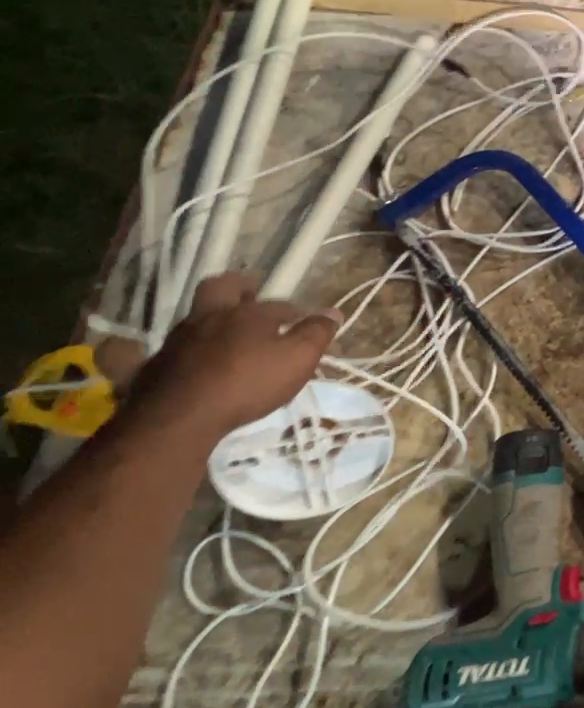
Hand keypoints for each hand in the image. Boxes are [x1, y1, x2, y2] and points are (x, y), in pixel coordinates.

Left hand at [105, 273, 340, 436]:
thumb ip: (317, 333)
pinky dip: (131, 349)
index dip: (295, 311)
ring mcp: (173, 342)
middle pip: (220, 287)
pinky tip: (137, 351)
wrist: (181, 420)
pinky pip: (128, 352)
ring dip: (204, 320)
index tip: (307, 323)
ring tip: (219, 334)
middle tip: (251, 297)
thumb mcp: (300, 359)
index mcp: (248, 314)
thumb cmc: (249, 384)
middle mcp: (208, 319)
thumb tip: (332, 311)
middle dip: (237, 287)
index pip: (278, 304)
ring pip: (188, 318)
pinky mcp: (145, 368)